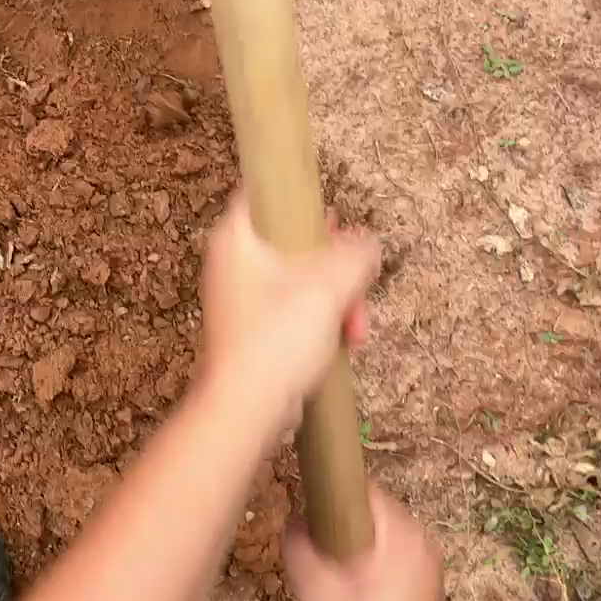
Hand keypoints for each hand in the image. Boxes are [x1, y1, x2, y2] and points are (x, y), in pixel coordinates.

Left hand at [197, 195, 379, 428]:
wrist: (246, 405)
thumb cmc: (274, 340)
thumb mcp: (326, 287)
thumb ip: (354, 256)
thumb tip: (368, 243)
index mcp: (236, 237)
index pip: (265, 195)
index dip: (302, 201)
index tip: (332, 215)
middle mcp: (232, 261)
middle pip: (293, 243)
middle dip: (335, 267)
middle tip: (357, 282)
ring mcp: (241, 295)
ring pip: (300, 280)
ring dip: (335, 299)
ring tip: (354, 326)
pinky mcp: (251, 326)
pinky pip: (293, 309)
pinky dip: (319, 320)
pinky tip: (343, 341)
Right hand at [285, 487, 450, 600]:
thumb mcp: (314, 589)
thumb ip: (296, 542)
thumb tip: (294, 519)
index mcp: (401, 532)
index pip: (357, 484)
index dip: (326, 493)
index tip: (306, 512)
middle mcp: (421, 540)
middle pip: (365, 509)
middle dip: (336, 524)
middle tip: (316, 551)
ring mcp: (428, 563)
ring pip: (374, 533)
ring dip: (350, 545)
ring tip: (331, 576)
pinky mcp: (426, 586)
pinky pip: (388, 554)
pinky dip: (366, 563)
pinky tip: (351, 594)